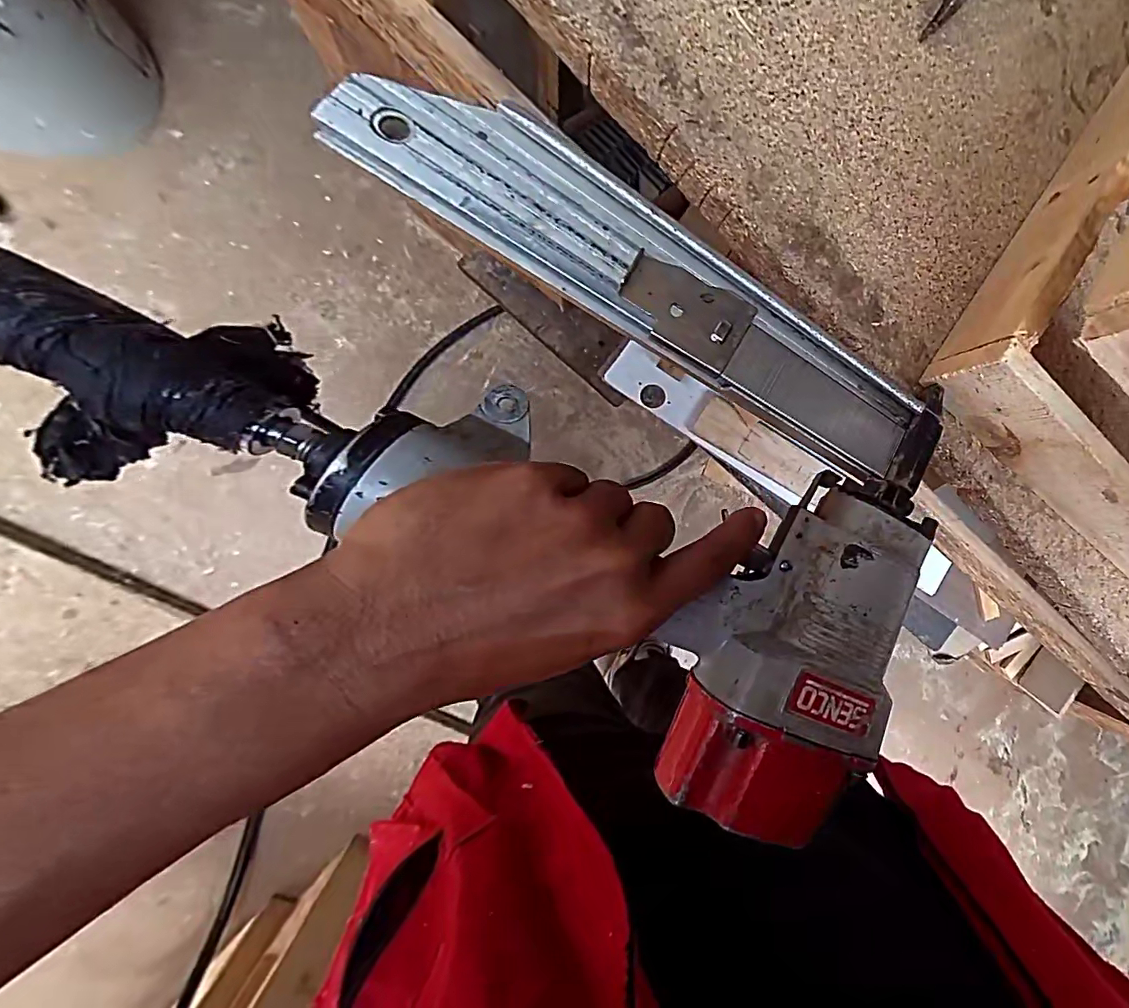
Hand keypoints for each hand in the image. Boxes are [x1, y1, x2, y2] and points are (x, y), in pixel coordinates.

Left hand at [294, 461, 764, 715]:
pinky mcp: (535, 482)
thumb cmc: (467, 652)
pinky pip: (558, 476)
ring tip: (521, 539)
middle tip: (571, 551)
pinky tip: (494, 520)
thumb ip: (618, 603)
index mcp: (628, 610)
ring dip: (575, 510)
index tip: (752, 520)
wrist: (376, 633)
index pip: (705, 565)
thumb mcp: (568, 645)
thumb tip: (634, 569)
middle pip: (652, 519)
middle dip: (620, 530)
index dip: (733, 540)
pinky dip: (535, 492)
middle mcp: (616, 562)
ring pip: (604, 494)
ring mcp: (577, 517)